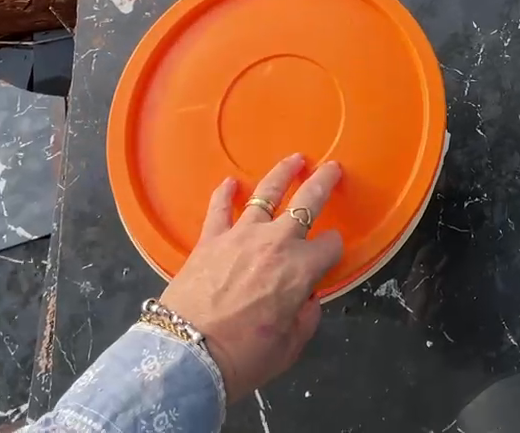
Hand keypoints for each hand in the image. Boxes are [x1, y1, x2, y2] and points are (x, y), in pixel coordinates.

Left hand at [160, 153, 344, 401]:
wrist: (186, 356)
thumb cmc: (241, 358)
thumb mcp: (288, 349)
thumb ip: (306, 320)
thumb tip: (307, 302)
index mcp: (301, 269)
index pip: (330, 245)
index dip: (333, 248)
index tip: (330, 253)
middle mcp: (277, 242)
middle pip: (308, 200)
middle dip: (325, 181)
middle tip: (333, 167)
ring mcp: (242, 234)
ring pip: (268, 191)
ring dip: (284, 173)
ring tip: (294, 160)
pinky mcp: (211, 238)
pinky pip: (219, 208)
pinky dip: (224, 193)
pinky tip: (230, 183)